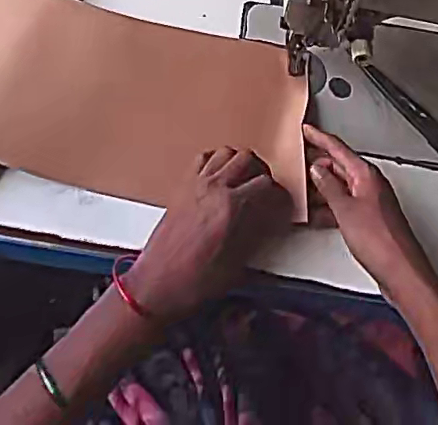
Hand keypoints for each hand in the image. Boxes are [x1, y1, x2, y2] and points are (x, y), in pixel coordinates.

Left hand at [127, 147, 290, 318]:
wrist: (156, 284)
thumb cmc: (193, 281)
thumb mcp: (236, 264)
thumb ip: (255, 235)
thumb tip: (268, 220)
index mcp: (230, 207)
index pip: (265, 185)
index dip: (278, 194)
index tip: (281, 204)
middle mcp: (214, 188)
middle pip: (248, 159)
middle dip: (262, 172)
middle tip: (265, 188)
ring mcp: (196, 183)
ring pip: (226, 152)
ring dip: (239, 161)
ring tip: (245, 178)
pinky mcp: (183, 185)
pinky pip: (203, 158)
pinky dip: (216, 159)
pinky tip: (220, 175)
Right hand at [303, 124, 437, 296]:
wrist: (401, 271)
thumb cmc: (382, 242)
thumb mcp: (344, 210)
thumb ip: (328, 187)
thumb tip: (318, 171)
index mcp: (366, 174)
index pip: (338, 147)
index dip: (320, 137)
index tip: (307, 130)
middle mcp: (370, 183)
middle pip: (340, 164)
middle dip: (319, 163)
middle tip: (300, 160)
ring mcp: (371, 200)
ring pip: (342, 184)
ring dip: (323, 186)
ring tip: (304, 189)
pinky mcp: (371, 217)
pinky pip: (346, 202)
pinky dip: (331, 204)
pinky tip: (319, 213)